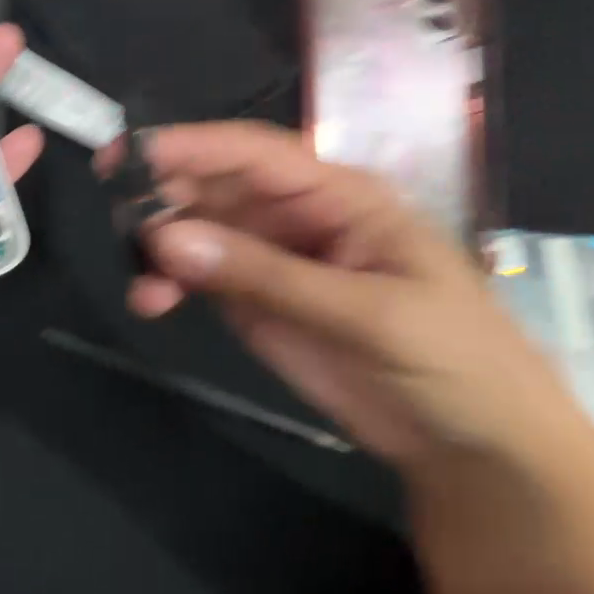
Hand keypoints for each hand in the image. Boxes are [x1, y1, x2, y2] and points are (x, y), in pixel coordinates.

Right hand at [107, 122, 592, 472]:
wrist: (475, 446)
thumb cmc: (454, 360)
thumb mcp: (370, 314)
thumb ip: (264, 275)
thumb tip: (163, 239)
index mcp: (335, 195)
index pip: (250, 153)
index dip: (186, 146)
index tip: (122, 156)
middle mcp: (290, 213)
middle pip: (207, 184)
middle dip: (158, 197)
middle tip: (119, 224)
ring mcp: (263, 254)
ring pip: (186, 227)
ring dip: (152, 246)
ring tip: (142, 283)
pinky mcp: (244, 296)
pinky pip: (185, 273)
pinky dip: (159, 282)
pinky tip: (150, 304)